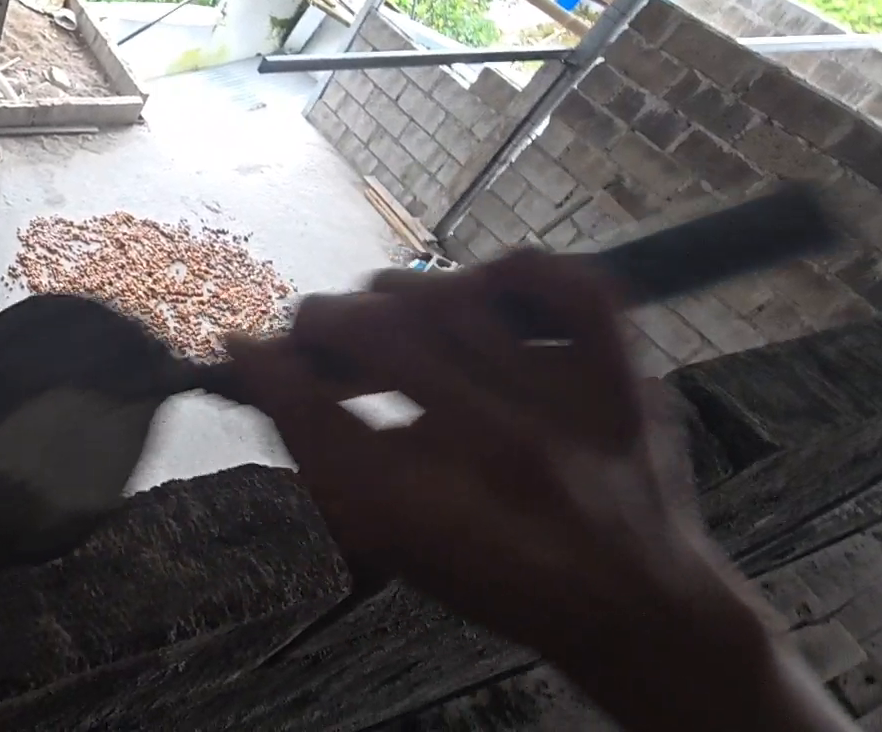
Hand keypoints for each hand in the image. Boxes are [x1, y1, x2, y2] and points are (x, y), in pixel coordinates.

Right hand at [227, 252, 852, 729]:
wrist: (637, 607)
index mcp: (431, 504)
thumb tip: (251, 358)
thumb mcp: (375, 528)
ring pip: (449, 295)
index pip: (310, 405)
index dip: (264, 364)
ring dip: (396, 300)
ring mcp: (570, 404)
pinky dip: (514, 273)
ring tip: (391, 326)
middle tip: (318, 339)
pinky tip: (482, 291)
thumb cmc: (482, 567)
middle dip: (323, 324)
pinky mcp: (623, 375)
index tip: (244, 347)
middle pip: (375, 330)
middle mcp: (499, 448)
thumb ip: (305, 441)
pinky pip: (567, 286)